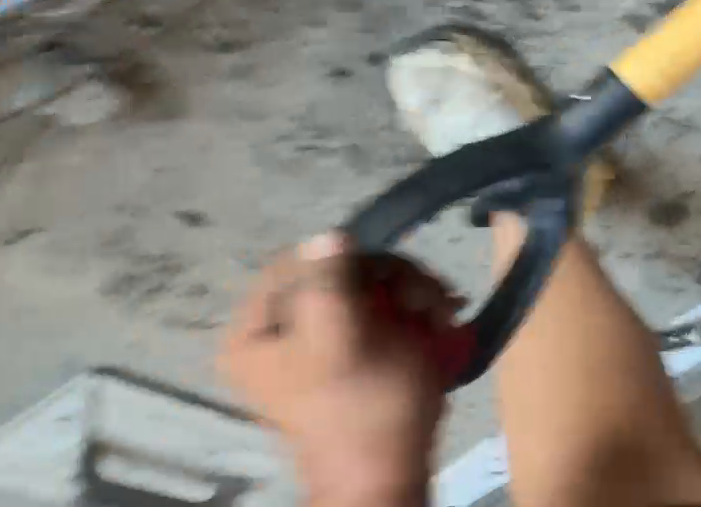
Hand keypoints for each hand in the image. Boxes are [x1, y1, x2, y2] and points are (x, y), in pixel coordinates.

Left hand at [220, 233, 455, 506]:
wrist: (388, 467)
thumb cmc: (364, 407)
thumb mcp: (344, 342)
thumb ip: (330, 287)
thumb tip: (328, 234)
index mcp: (258, 332)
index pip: (298, 263)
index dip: (351, 261)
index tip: (392, 280)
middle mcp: (284, 329)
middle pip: (344, 268)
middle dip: (397, 279)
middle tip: (431, 300)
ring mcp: (323, 335)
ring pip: (375, 281)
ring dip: (418, 291)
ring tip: (442, 315)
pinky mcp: (358, 343)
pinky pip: (388, 302)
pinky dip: (420, 305)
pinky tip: (442, 319)